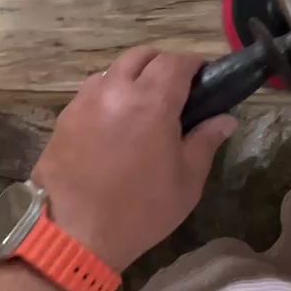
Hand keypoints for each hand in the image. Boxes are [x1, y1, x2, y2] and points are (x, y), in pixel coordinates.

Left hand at [32, 47, 237, 270]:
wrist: (71, 234)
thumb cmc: (138, 210)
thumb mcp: (186, 181)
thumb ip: (205, 142)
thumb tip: (225, 119)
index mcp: (151, 101)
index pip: (176, 61)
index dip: (195, 64)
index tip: (206, 77)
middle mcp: (116, 89)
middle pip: (143, 56)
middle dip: (164, 64)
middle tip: (178, 90)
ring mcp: (86, 100)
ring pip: (115, 69)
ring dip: (134, 76)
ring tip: (144, 104)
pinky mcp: (65, 116)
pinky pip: (93, 90)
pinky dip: (110, 93)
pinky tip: (116, 121)